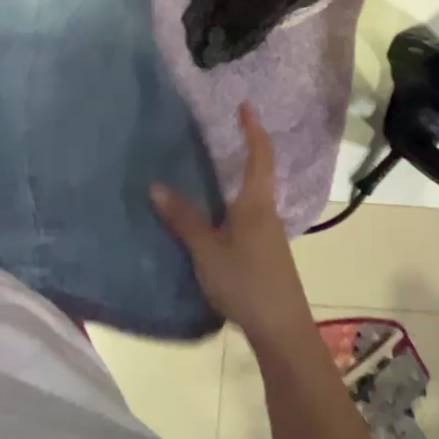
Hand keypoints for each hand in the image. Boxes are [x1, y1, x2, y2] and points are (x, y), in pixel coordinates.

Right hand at [151, 103, 309, 338]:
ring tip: (202, 171)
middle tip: (214, 134)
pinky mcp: (265, 253)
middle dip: (240, 151)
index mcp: (255, 204)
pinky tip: (210, 215)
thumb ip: (183, 218)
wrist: (282, 332)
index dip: (253, 130)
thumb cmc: (246, 282)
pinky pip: (245, 217)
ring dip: (231, 181)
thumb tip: (156, 185)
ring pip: (249, 198)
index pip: (259, 156)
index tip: (244, 106)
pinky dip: (228, 205)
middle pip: (257, 174)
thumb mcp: (207, 250)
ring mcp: (268, 235)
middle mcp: (266, 213)